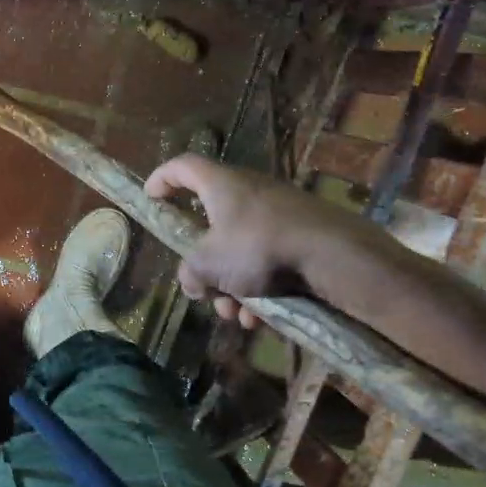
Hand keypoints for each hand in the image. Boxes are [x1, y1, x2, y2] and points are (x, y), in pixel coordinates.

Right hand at [144, 154, 382, 327]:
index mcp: (221, 185)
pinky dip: (260, 290)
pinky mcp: (304, 236)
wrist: (334, 255)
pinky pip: (269, 262)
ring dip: (233, 286)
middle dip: (206, 266)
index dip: (162, 179)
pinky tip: (262, 319)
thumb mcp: (209, 265)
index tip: (151, 197)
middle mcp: (250, 192)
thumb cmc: (259, 248)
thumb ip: (190, 273)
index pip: (182, 167)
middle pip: (213, 225)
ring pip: (242, 251)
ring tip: (237, 315)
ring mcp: (280, 214)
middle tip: (204, 291)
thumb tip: (193, 282)